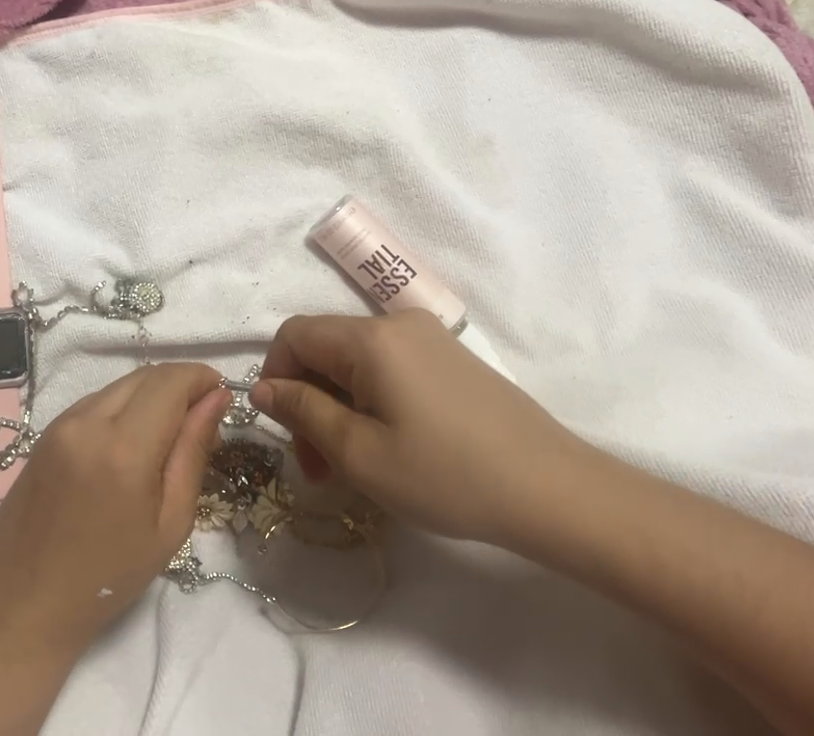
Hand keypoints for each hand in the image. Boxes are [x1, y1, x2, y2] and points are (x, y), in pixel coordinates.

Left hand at [0, 363, 229, 655]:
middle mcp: (87, 422)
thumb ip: (193, 451)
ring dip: (151, 395)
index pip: (171, 381)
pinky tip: (132, 443)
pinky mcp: (44, 434)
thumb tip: (217, 398)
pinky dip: (122, 408)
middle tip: (203, 418)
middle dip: (180, 384)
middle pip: (145, 376)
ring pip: (118, 386)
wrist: (24, 602)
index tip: (223, 396)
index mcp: (123, 448)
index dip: (202, 378)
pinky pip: (94, 403)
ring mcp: (60, 425)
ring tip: (170, 435)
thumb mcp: (169, 523)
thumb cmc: (109, 575)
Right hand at [251, 309, 588, 547]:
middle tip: (319, 467)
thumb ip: (302, 412)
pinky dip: (371, 402)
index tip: (285, 433)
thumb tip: (261, 387)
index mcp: (370, 338)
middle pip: (325, 348)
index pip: (294, 335)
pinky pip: (389, 369)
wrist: (552, 490)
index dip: (274, 378)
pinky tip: (388, 448)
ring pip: (356, 363)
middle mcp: (398, 323)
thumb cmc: (446, 475)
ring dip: (338, 407)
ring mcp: (430, 339)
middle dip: (307, 401)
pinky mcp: (451, 360)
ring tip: (352, 466)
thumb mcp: (359, 452)